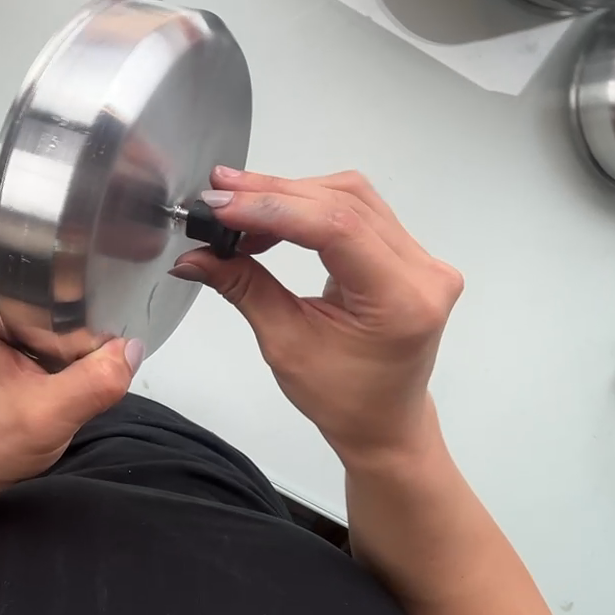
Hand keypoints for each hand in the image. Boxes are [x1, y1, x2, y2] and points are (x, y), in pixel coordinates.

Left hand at [0, 289, 139, 487]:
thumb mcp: (48, 414)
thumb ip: (92, 383)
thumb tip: (133, 348)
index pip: (46, 278)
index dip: (84, 294)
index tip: (117, 310)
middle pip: (58, 294)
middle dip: (90, 315)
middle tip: (123, 331)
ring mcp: (7, 326)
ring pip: (64, 315)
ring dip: (88, 334)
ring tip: (113, 347)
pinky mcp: (21, 346)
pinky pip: (62, 335)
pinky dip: (80, 349)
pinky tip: (97, 360)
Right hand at [170, 168, 462, 465]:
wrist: (384, 421)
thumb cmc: (339, 397)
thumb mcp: (283, 343)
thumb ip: (243, 287)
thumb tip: (192, 256)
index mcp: (401, 300)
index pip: (336, 228)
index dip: (273, 209)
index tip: (221, 206)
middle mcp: (422, 270)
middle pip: (344, 201)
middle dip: (274, 193)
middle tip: (218, 193)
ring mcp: (420, 258)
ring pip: (349, 196)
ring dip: (287, 195)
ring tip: (235, 204)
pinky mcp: (407, 254)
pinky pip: (355, 211)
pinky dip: (305, 208)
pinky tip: (268, 222)